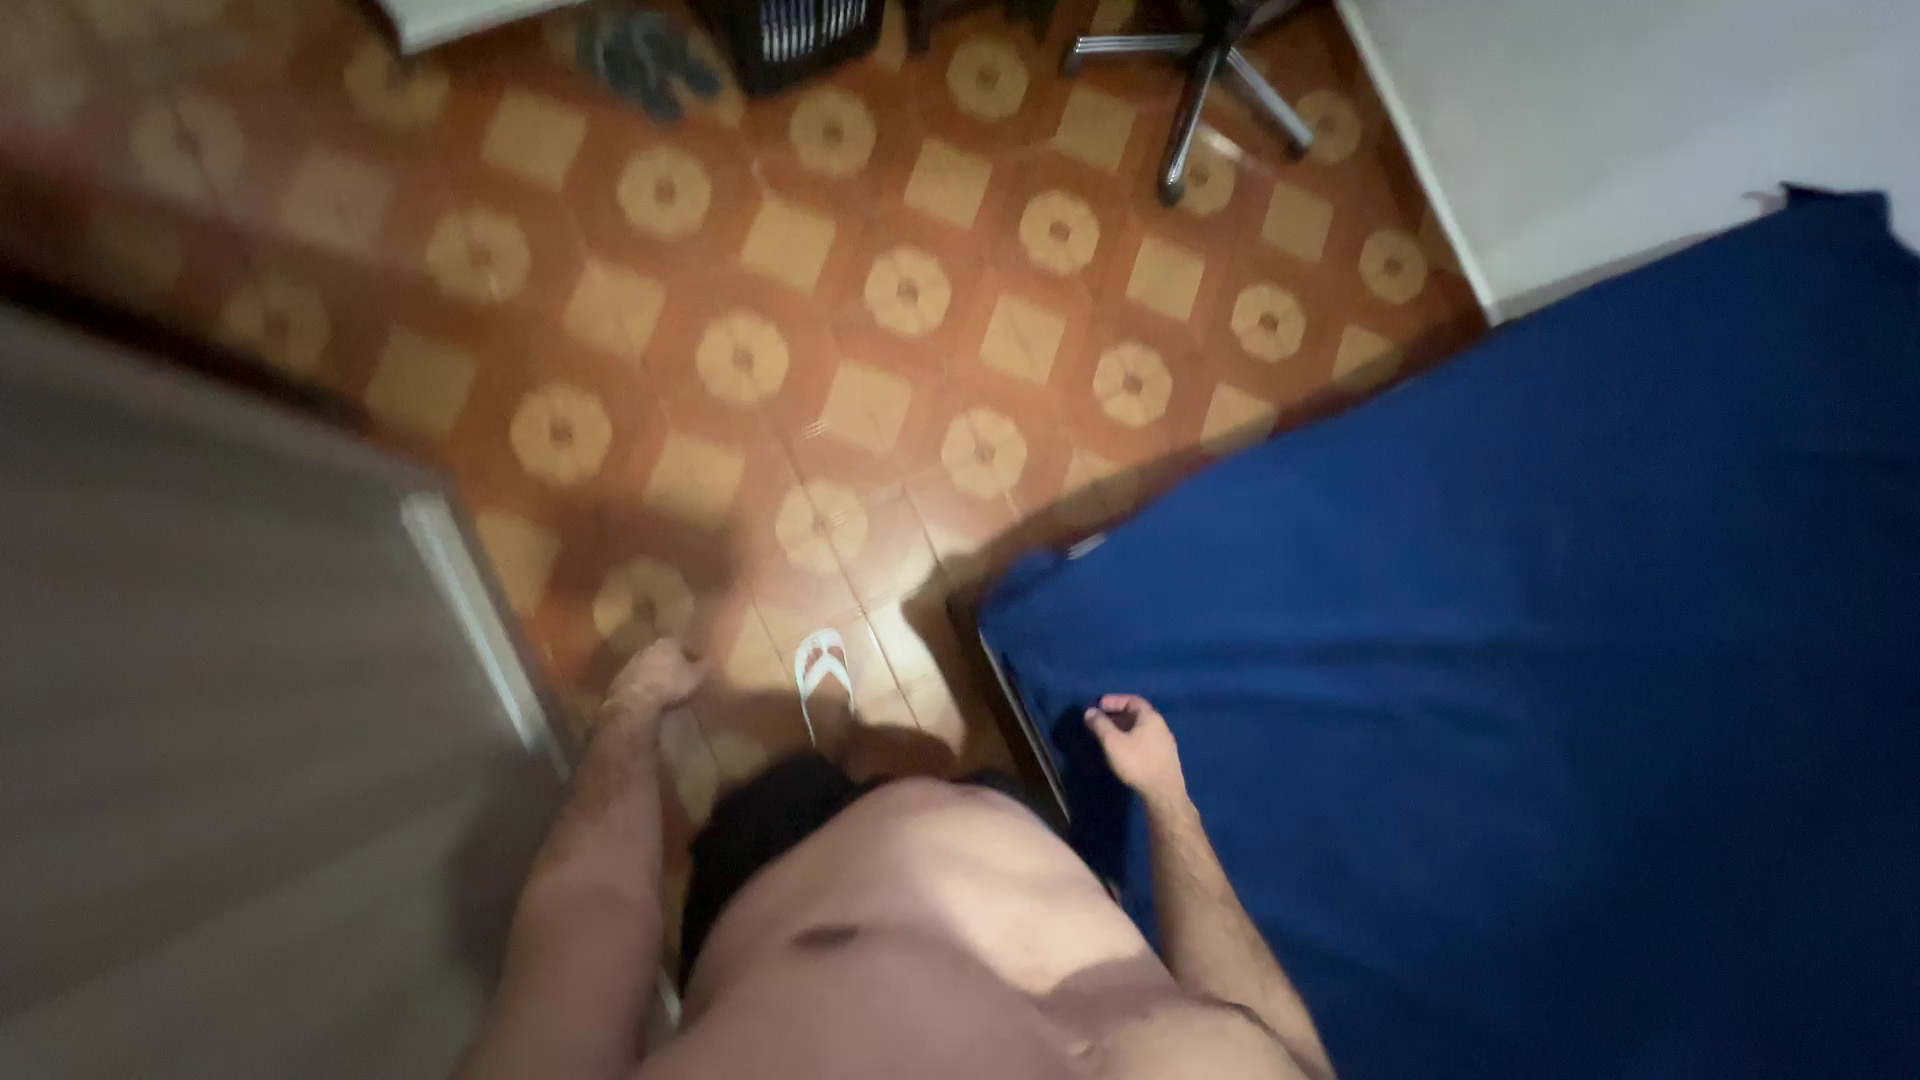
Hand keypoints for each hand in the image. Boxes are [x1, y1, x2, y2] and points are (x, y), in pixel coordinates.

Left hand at [604, 638, 705, 728]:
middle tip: (683, 675)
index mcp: (669, 642)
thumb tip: (713, 658)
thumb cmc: (670, 684)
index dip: (693, 655)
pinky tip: (652, 695)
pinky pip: (639, 678)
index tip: (698, 665)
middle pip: (666, 652)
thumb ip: (705, 666)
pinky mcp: (621, 676)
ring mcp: (633, 661)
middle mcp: (650, 646)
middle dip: (674, 662)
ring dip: (659, 673)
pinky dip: (646, 683)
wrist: (635, 700)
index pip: (685, 643)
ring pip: (651, 664)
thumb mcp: (696, 676)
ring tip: (667, 687)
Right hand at [1084, 694, 1187, 809]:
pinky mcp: (1165, 758)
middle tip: (1100, 721)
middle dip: (1117, 715)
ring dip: (1123, 729)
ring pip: (1141, 729)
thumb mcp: (1113, 742)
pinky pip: (1145, 741)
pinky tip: (1122, 752)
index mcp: (1150, 717)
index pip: (1132, 700)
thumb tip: (1089, 711)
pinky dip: (1131, 740)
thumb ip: (1100, 724)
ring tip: (1108, 737)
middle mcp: (1161, 726)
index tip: (1099, 705)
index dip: (1114, 700)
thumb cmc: (1137, 762)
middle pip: (1137, 714)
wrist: (1164, 793)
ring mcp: (1165, 743)